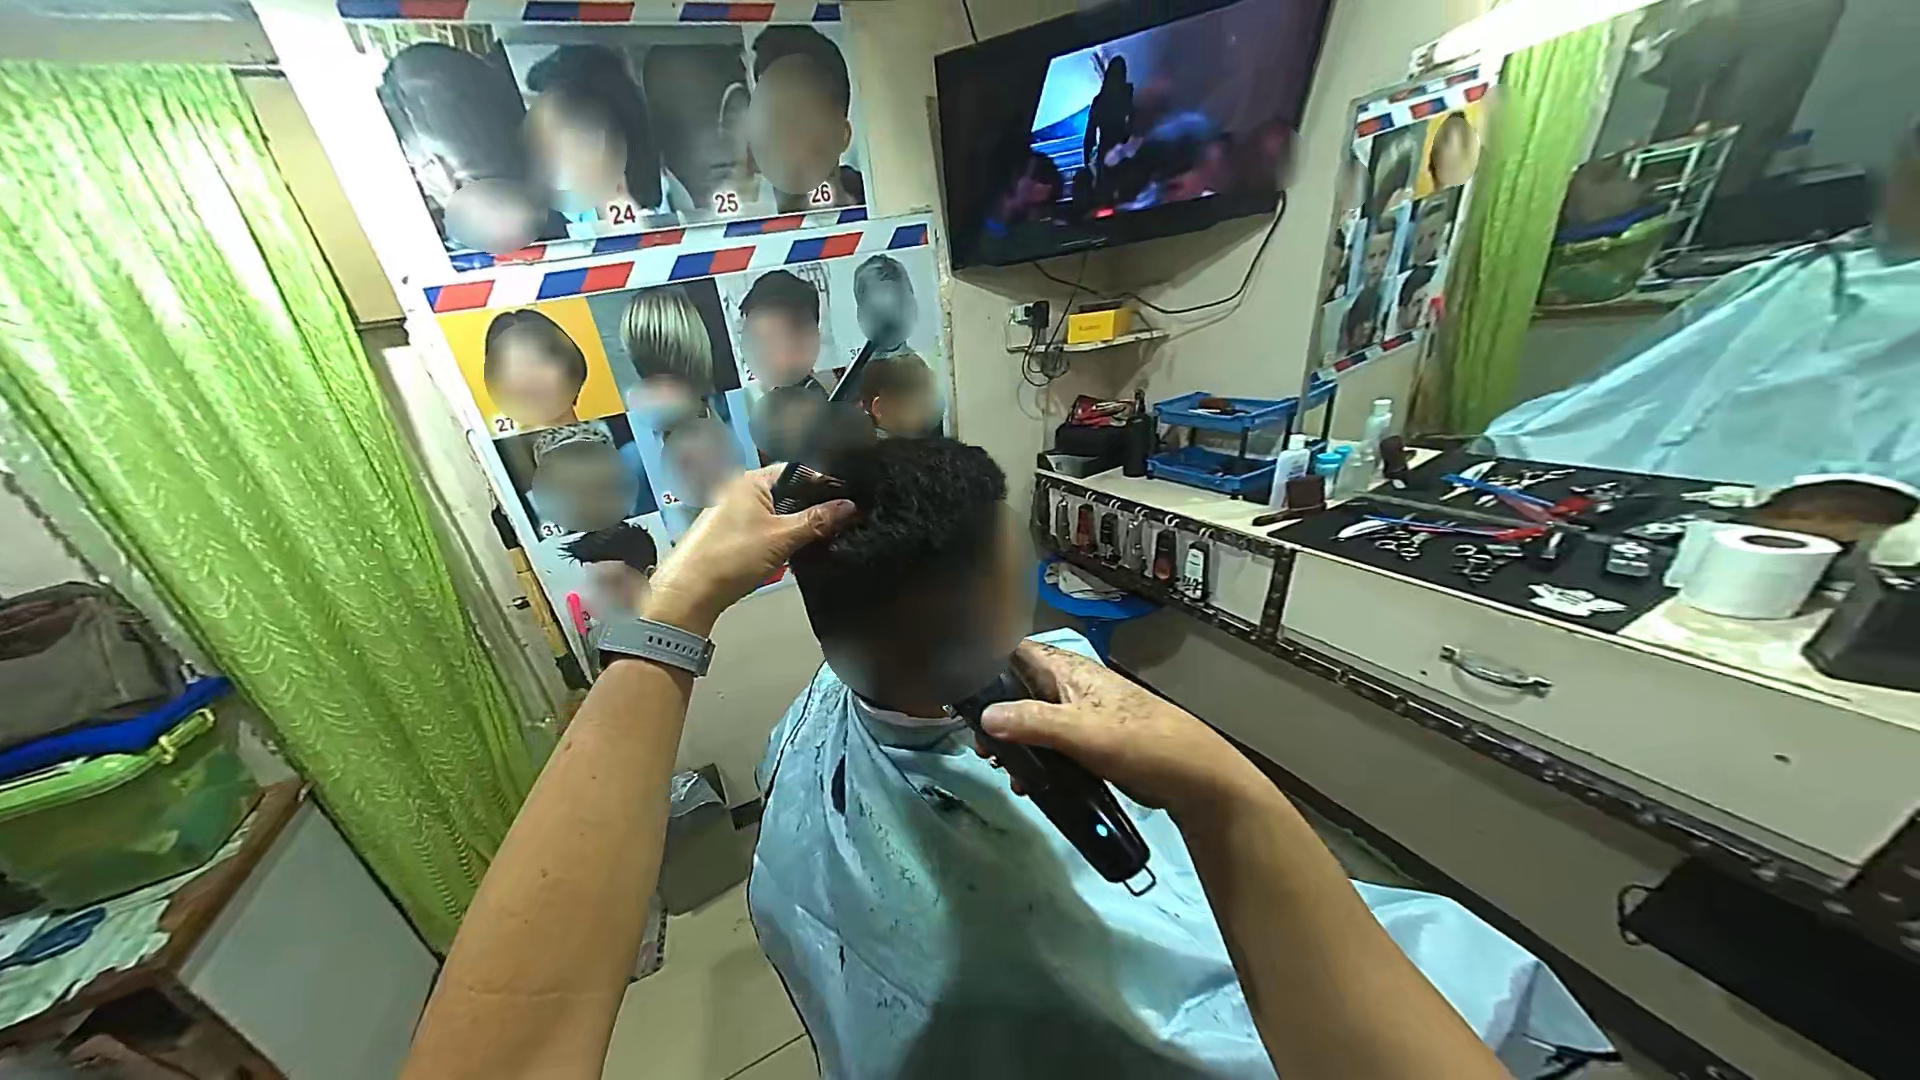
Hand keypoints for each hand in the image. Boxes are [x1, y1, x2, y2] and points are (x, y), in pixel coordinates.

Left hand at [644, 465, 855, 634]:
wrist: (689, 593)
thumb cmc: (731, 557)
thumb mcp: (782, 537)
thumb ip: (818, 520)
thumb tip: (849, 506)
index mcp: (750, 480)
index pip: (797, 470)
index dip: (823, 483)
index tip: (847, 499)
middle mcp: (740, 490)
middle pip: (788, 491)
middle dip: (813, 506)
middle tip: (840, 520)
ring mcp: (734, 512)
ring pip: (777, 511)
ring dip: (797, 524)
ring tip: (822, 536)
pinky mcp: (731, 533)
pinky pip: (766, 526)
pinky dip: (782, 535)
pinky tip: (795, 550)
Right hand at [980, 640, 1275, 818]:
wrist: (1193, 779)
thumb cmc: (1141, 743)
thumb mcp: (1082, 731)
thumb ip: (1033, 721)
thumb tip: (984, 718)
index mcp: (1068, 669)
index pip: (1016, 649)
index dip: (986, 662)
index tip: (963, 693)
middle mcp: (1069, 684)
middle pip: (1017, 687)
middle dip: (996, 714)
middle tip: (984, 746)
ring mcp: (1078, 712)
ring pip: (1031, 717)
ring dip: (1014, 741)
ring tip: (1004, 768)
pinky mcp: (1087, 740)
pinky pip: (1048, 741)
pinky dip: (1034, 757)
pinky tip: (1028, 783)